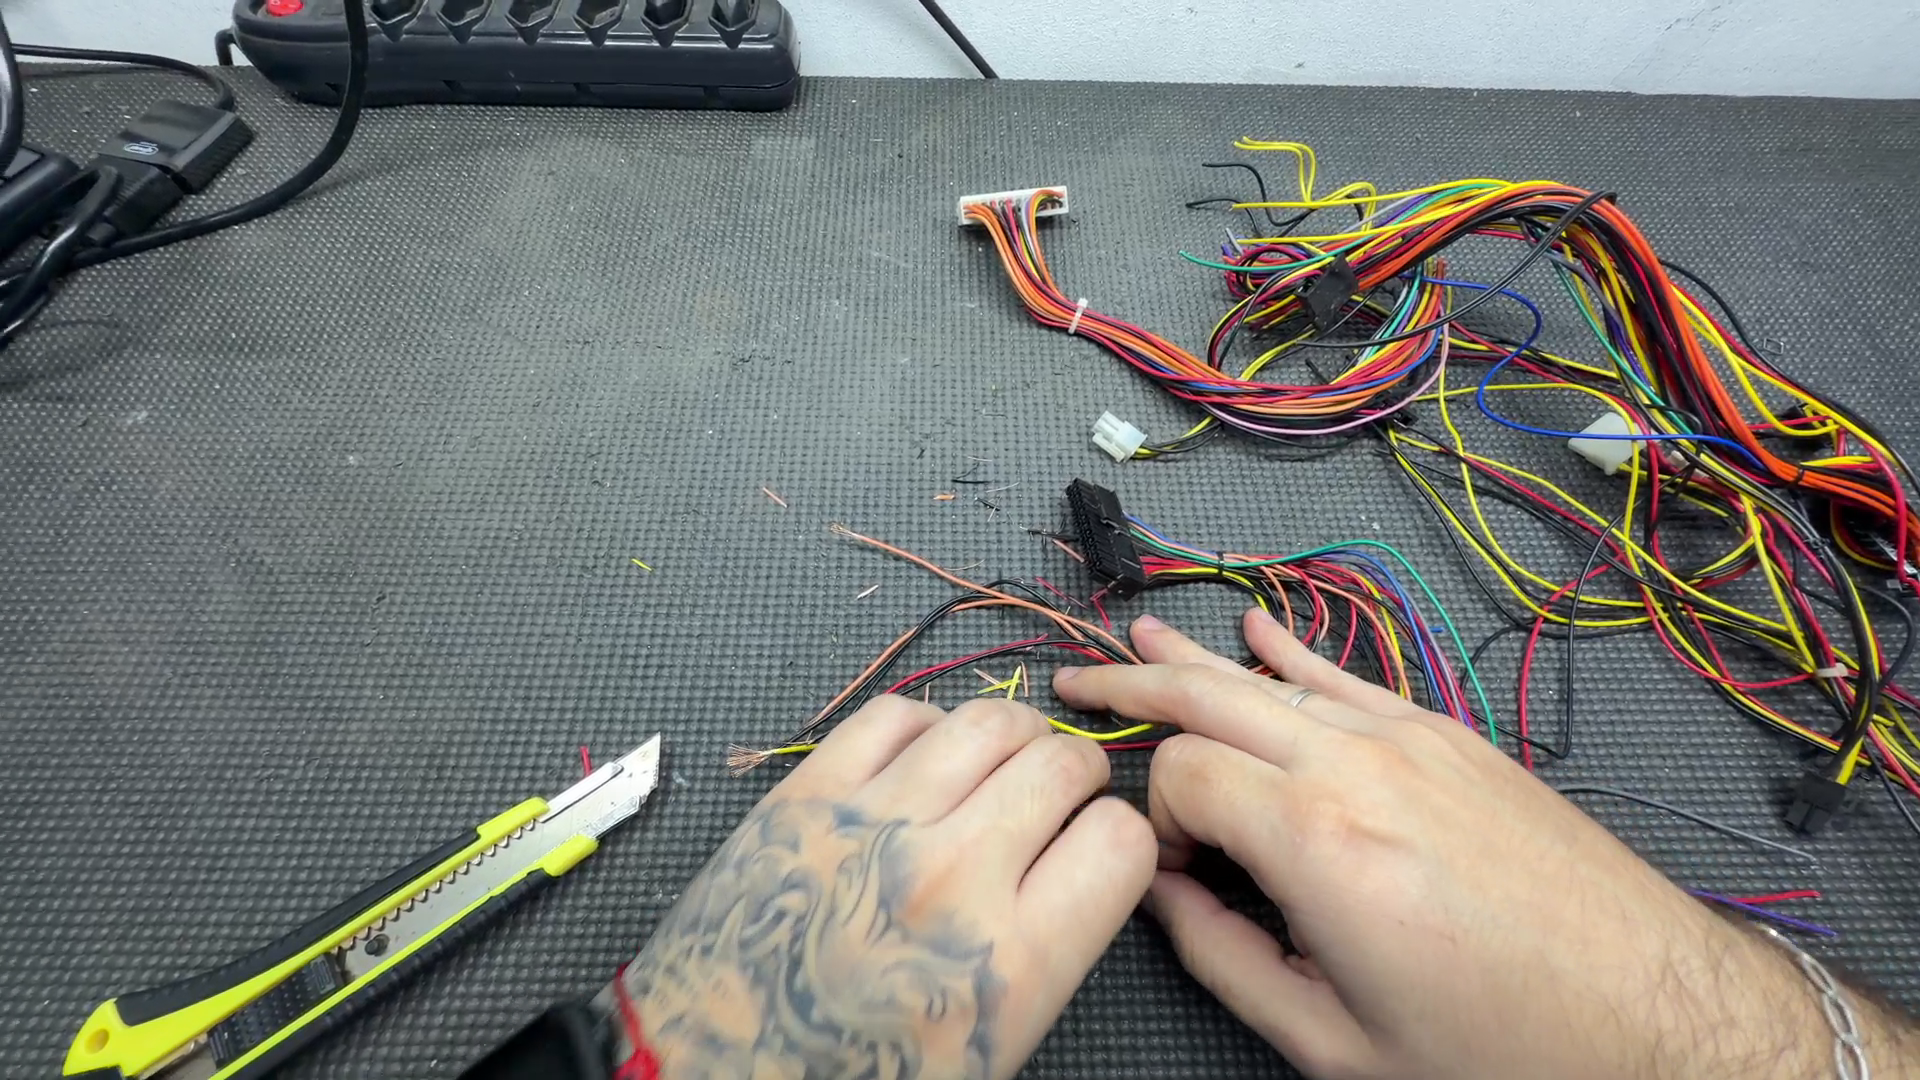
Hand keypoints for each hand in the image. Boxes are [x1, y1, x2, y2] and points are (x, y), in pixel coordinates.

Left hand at [618, 695, 1155, 1079]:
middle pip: (1058, 765)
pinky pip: (896, 714)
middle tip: (1062, 787)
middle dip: (1077, 770)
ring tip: (1008, 754)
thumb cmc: (858, 1075)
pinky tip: (928, 751)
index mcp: (1007, 962)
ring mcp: (874, 821)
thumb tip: (1075, 852)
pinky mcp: (810, 790)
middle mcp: (948, 874)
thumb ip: (1049, 943)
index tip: (1096, 840)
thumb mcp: (987, 1042)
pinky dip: (930, 723)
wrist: (705, 1070)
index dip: (1119, 835)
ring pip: (986, 723)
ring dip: (1016, 733)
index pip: (1119, 842)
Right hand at [1051, 609, 1865, 1079]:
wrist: (1677, 1032)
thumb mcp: (1333, 1039)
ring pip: (1263, 675)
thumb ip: (1219, 953)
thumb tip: (1156, 887)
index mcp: (1316, 842)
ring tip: (1137, 636)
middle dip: (1129, 683)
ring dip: (1190, 657)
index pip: (1181, 774)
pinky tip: (1252, 628)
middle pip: (1203, 694)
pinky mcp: (1442, 733)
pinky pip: (1343, 675)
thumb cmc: (1501, 1052)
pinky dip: (1286, 649)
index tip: (1175, 862)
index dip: (1156, 813)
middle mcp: (1350, 766)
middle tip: (1075, 676)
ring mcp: (1401, 737)